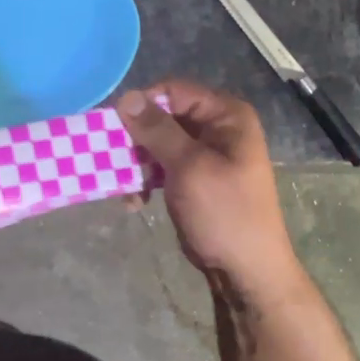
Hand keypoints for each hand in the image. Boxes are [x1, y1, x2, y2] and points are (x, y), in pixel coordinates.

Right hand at [116, 80, 299, 284]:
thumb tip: (126, 96)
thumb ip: (157, 130)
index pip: (175, 91)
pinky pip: (163, 167)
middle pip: (164, 117)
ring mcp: (206, 155)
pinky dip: (146, 181)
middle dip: (138, 139)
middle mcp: (218, 128)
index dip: (144, 105)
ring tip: (123, 186)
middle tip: (113, 160)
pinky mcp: (194, 179)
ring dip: (138, 163)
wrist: (246, 269)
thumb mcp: (188, 166)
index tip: (117, 129)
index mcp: (227, 116)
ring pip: (159, 144)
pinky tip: (135, 202)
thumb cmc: (224, 212)